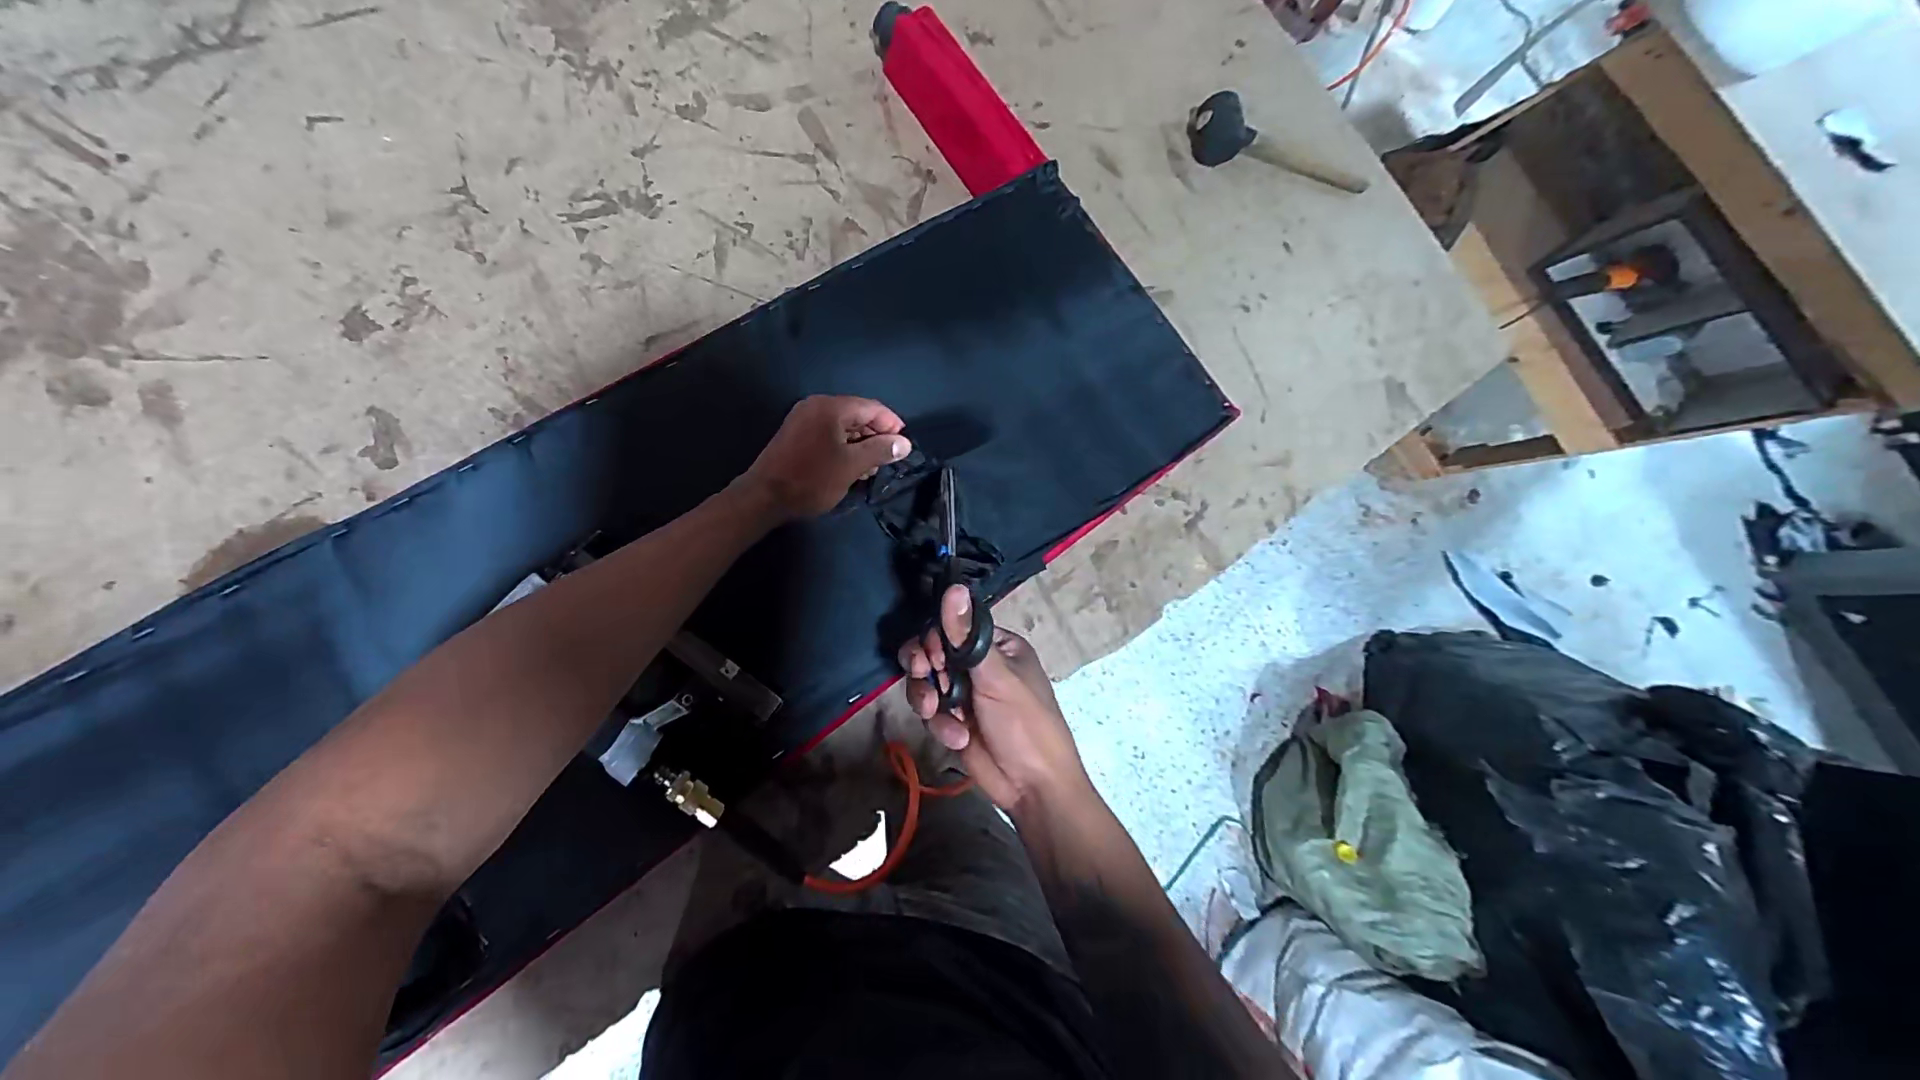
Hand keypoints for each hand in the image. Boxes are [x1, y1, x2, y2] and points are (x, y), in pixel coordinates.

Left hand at [737, 395, 910, 519]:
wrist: (764, 497)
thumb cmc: (811, 479)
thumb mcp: (852, 466)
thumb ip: (880, 450)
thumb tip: (904, 443)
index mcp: (831, 407)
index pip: (872, 407)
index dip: (892, 424)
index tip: (904, 446)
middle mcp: (816, 406)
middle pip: (857, 414)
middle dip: (876, 435)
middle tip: (889, 459)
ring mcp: (803, 419)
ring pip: (843, 425)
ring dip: (861, 443)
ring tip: (872, 467)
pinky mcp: (796, 434)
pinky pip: (828, 433)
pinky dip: (844, 446)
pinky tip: (851, 466)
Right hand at [899, 585, 1096, 815]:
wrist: (1032, 786)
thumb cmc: (1025, 723)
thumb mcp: (996, 677)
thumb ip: (967, 635)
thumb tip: (953, 587)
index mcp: (998, 646)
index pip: (954, 626)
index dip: (936, 638)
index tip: (931, 655)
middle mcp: (979, 665)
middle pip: (932, 652)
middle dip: (924, 668)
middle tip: (925, 677)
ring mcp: (964, 694)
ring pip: (925, 682)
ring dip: (927, 698)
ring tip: (936, 712)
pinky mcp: (952, 720)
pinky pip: (929, 711)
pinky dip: (939, 724)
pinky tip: (957, 737)